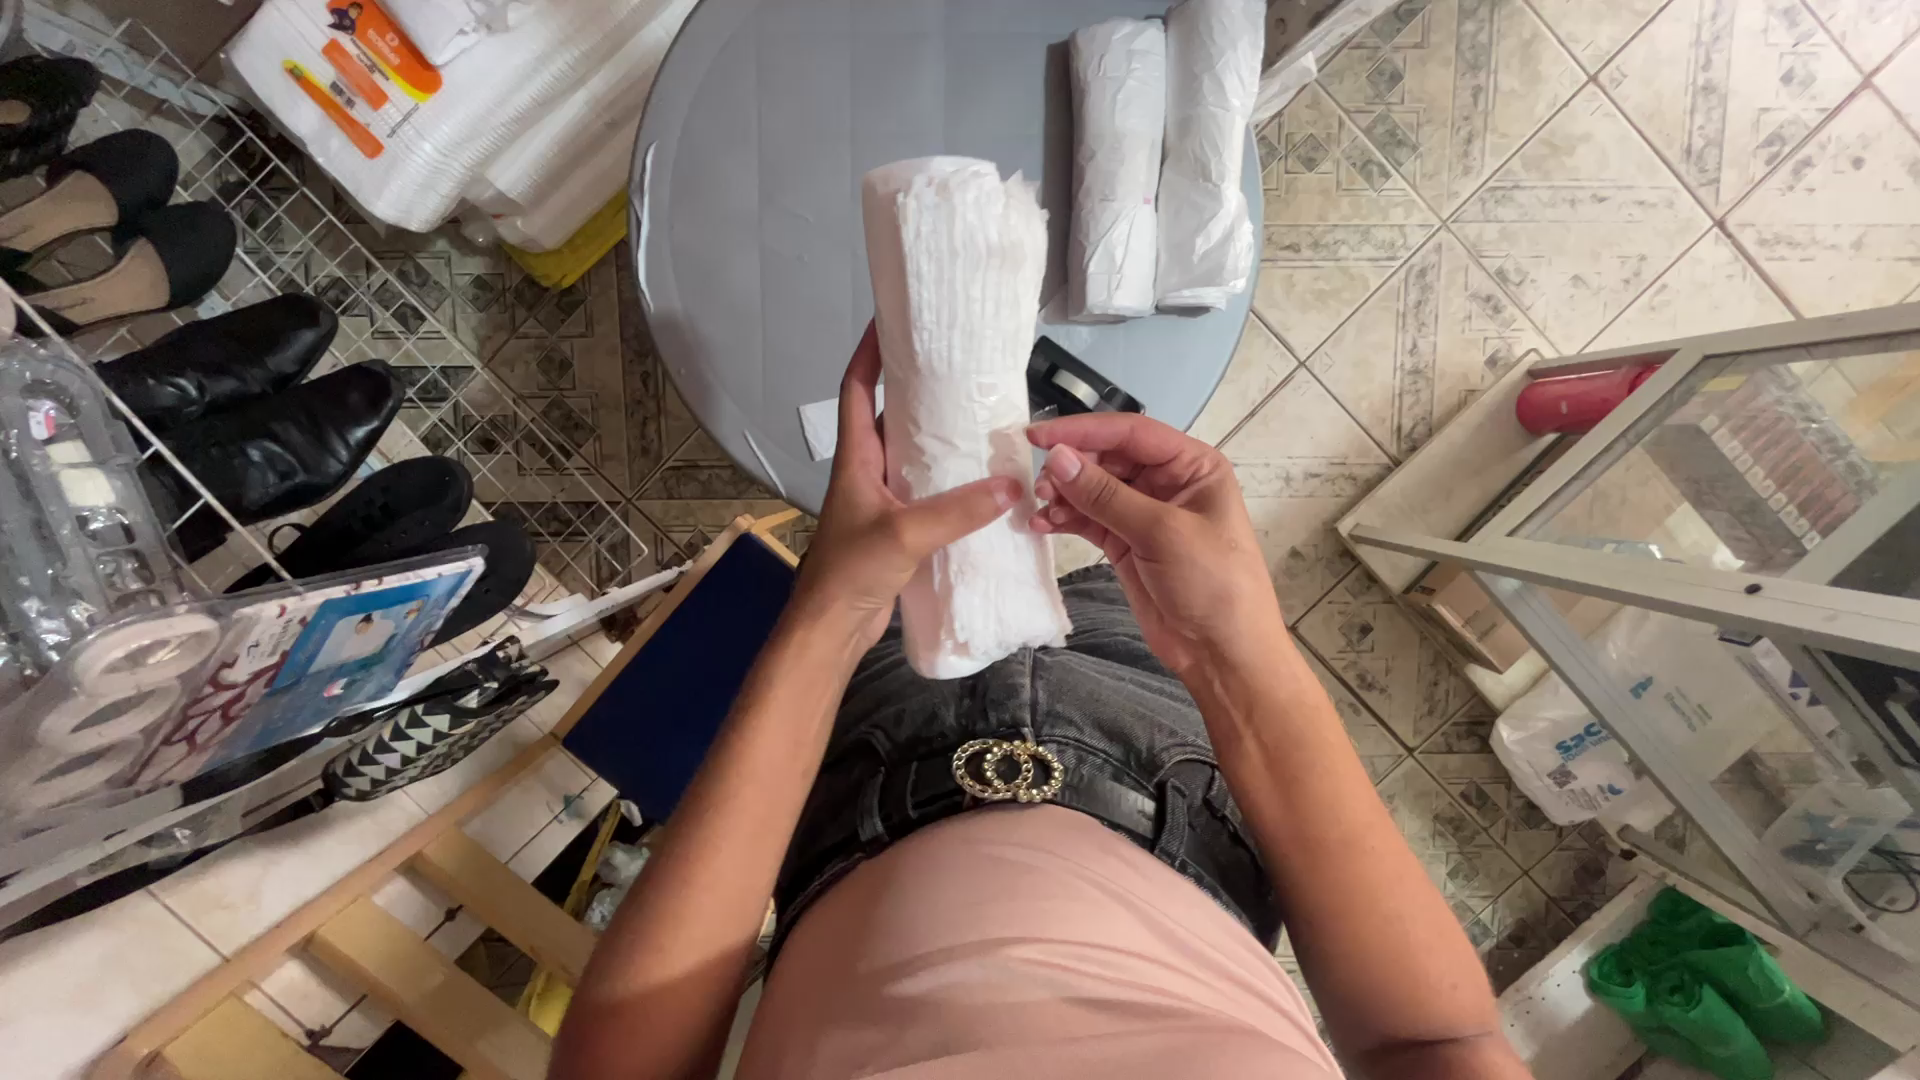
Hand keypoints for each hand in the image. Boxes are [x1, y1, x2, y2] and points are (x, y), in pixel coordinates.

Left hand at [789, 324, 1020, 650]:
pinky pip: (923, 491)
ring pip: (908, 455)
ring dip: (933, 436)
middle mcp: (865, 471)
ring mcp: (880, 500)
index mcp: (855, 457)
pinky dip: (946, 481)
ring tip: (975, 416)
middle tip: (955, 368)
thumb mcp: (904, 534)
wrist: (833, 626)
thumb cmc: (851, 570)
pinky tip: (978, 481)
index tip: (892, 322)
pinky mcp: (896, 527)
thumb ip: (957, 511)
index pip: (856, 389)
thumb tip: (1012, 486)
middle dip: (913, 389)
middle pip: (886, 416)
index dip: (869, 353)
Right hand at [1027, 412, 1285, 676]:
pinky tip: (1043, 524)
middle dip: (1071, 467)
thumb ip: (1106, 495)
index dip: (1083, 430)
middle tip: (1039, 484)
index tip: (1037, 436)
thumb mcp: (1162, 533)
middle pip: (1108, 458)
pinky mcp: (1125, 543)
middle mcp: (1168, 482)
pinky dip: (1065, 519)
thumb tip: (1057, 458)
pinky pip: (1088, 520)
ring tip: (1040, 507)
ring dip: (1064, 495)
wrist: (1222, 652)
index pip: (1130, 433)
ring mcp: (1144, 514)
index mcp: (1192, 465)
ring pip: (1093, 489)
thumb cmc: (1213, 584)